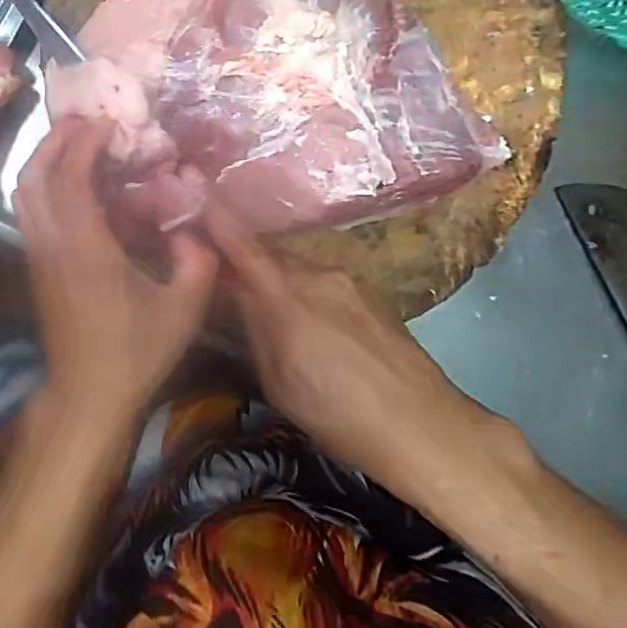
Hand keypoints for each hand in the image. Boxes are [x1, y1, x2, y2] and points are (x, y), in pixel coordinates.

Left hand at [15, 118, 218, 424]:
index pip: (70, 178)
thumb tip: (190, 226)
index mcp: (85, 248)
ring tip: (73, 142)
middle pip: (34, 176)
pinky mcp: (35, 265)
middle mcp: (51, 243)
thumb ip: (196, 260)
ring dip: (43, 159)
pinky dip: (42, 183)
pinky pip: (28, 210)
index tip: (107, 123)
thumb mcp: (184, 309)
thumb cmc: (136, 353)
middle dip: (54, 140)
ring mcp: (37, 254)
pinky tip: (70, 184)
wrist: (87, 392)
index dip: (84, 143)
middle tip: (83, 121)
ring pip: (24, 193)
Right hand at [205, 207, 506, 499]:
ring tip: (262, 301)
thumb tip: (237, 292)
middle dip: (241, 256)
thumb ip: (255, 327)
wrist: (429, 432)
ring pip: (296, 267)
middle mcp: (318, 275)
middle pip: (268, 254)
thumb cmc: (338, 414)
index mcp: (287, 296)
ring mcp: (349, 282)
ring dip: (273, 276)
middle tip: (219, 270)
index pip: (242, 245)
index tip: (197, 196)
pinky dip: (302, 287)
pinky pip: (321, 280)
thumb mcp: (277, 380)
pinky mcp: (371, 295)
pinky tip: (306, 318)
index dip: (218, 219)